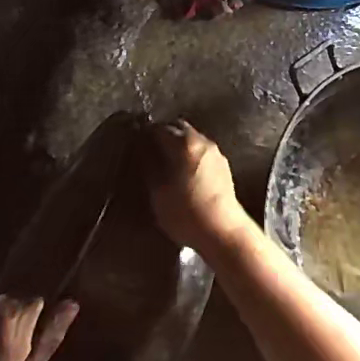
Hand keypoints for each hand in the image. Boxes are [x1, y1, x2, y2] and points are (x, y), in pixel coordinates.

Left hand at [0, 295, 77, 360]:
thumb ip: (49, 338)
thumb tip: (72, 303)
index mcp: (15, 315)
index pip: (44, 298)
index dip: (46, 319)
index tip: (41, 339)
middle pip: (26, 299)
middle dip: (30, 319)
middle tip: (25, 350)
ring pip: (10, 304)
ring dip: (13, 321)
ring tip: (9, 350)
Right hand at [146, 120, 247, 251]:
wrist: (223, 232)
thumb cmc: (186, 213)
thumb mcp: (158, 193)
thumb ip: (150, 165)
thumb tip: (143, 149)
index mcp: (184, 144)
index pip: (160, 128)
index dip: (146, 133)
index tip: (136, 141)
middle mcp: (201, 141)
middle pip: (178, 127)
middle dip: (163, 134)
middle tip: (149, 149)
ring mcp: (215, 152)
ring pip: (192, 138)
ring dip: (178, 143)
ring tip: (165, 161)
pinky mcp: (223, 165)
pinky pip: (201, 150)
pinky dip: (190, 153)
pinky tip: (183, 171)